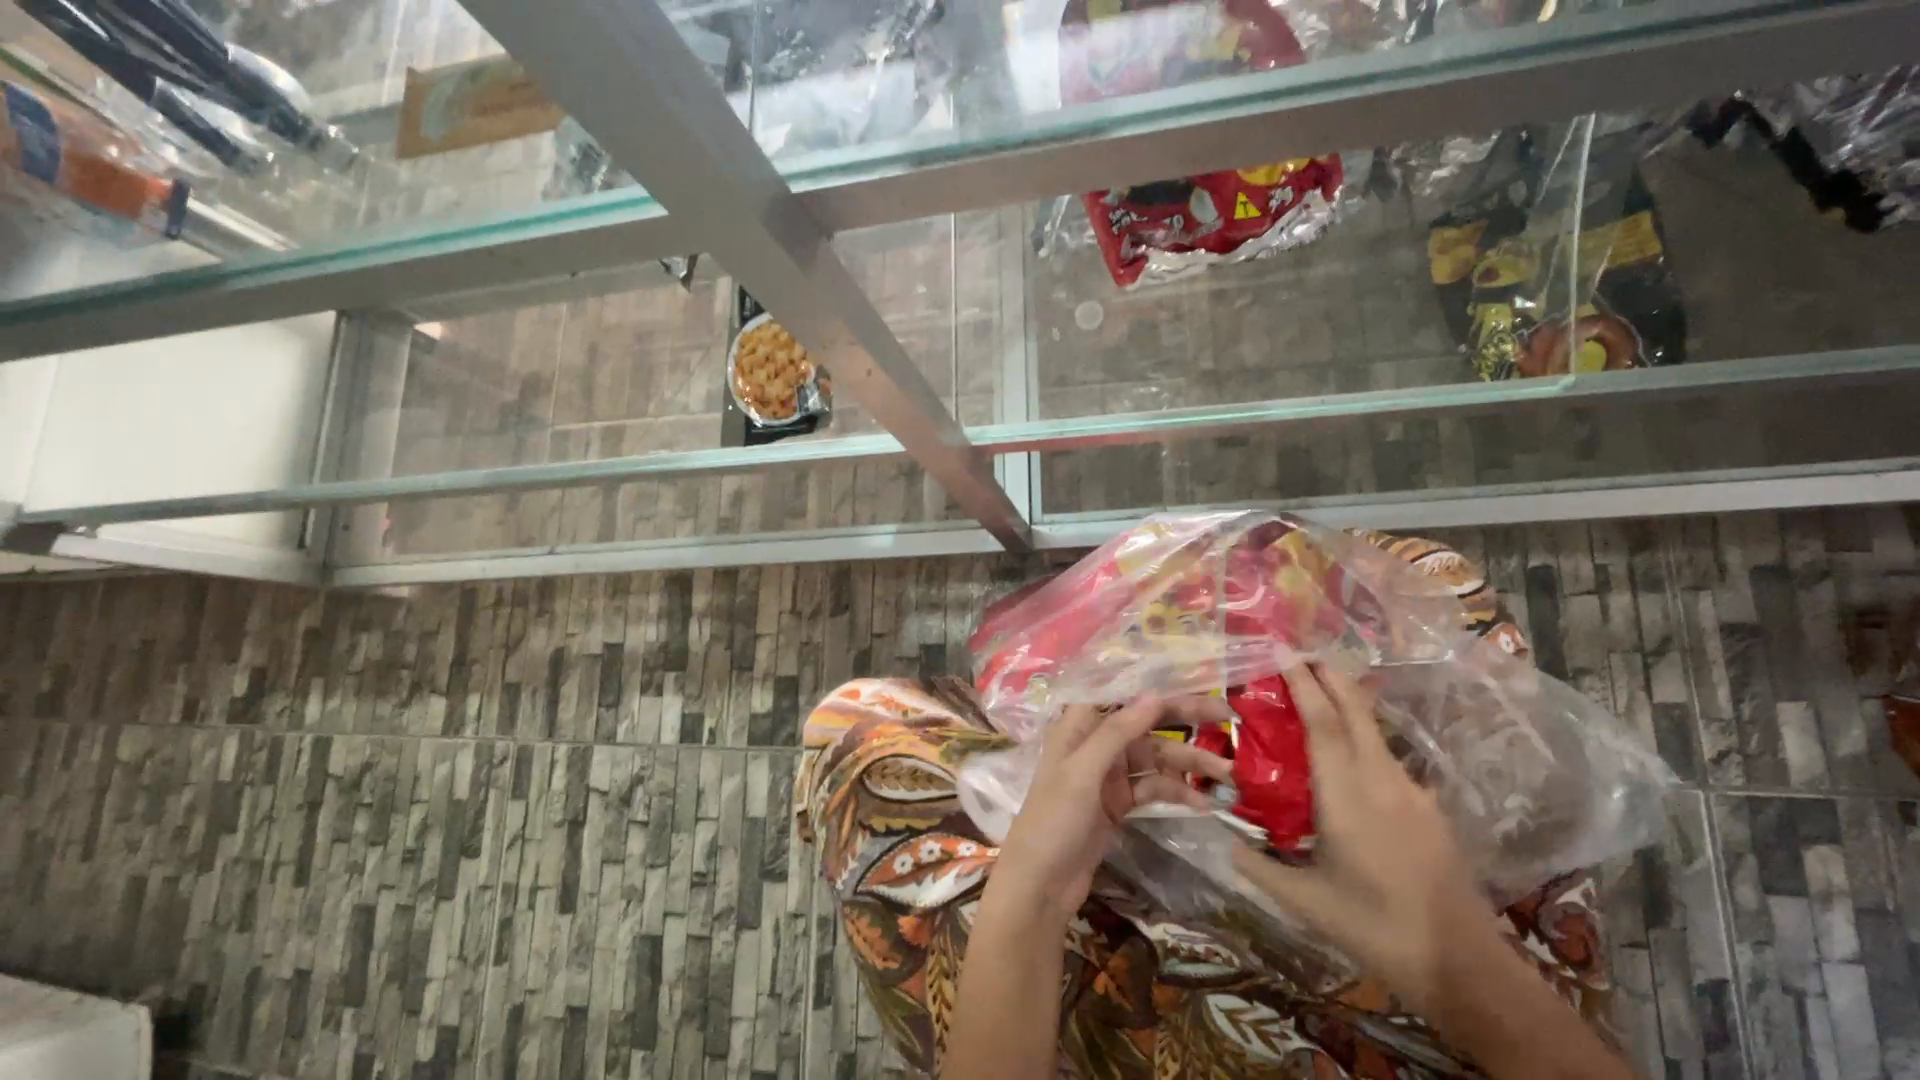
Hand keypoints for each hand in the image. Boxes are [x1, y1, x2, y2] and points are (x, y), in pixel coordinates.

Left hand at [995, 697, 1234, 924]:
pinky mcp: (1119, 804)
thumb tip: (1155, 695)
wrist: (1040, 884)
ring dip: (1188, 764)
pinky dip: (1177, 793)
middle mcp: (1094, 744)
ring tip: (1227, 773)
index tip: (1194, 678)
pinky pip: (1153, 788)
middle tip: (1226, 714)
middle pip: (1144, 723)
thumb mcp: (1083, 771)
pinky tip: (1203, 803)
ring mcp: (1107, 775)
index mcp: (1077, 726)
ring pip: (1155, 758)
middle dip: (1183, 718)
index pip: (1120, 693)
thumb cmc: (1053, 820)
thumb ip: (1117, 731)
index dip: (1155, 684)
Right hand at [1232, 664, 1501, 1012]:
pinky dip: (1360, 741)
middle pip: (1356, 712)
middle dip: (1330, 676)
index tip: (1284, 654)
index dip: (1303, 684)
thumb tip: (1223, 837)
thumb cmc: (1375, 928)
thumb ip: (1258, 865)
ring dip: (1345, 706)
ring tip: (1315, 699)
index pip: (1323, 724)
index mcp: (1347, 797)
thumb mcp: (1305, 901)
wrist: (1462, 962)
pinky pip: (1386, 760)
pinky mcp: (1427, 809)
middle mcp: (1382, 782)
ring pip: (1373, 733)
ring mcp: (1411, 793)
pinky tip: (1345, 762)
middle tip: (1300, 656)